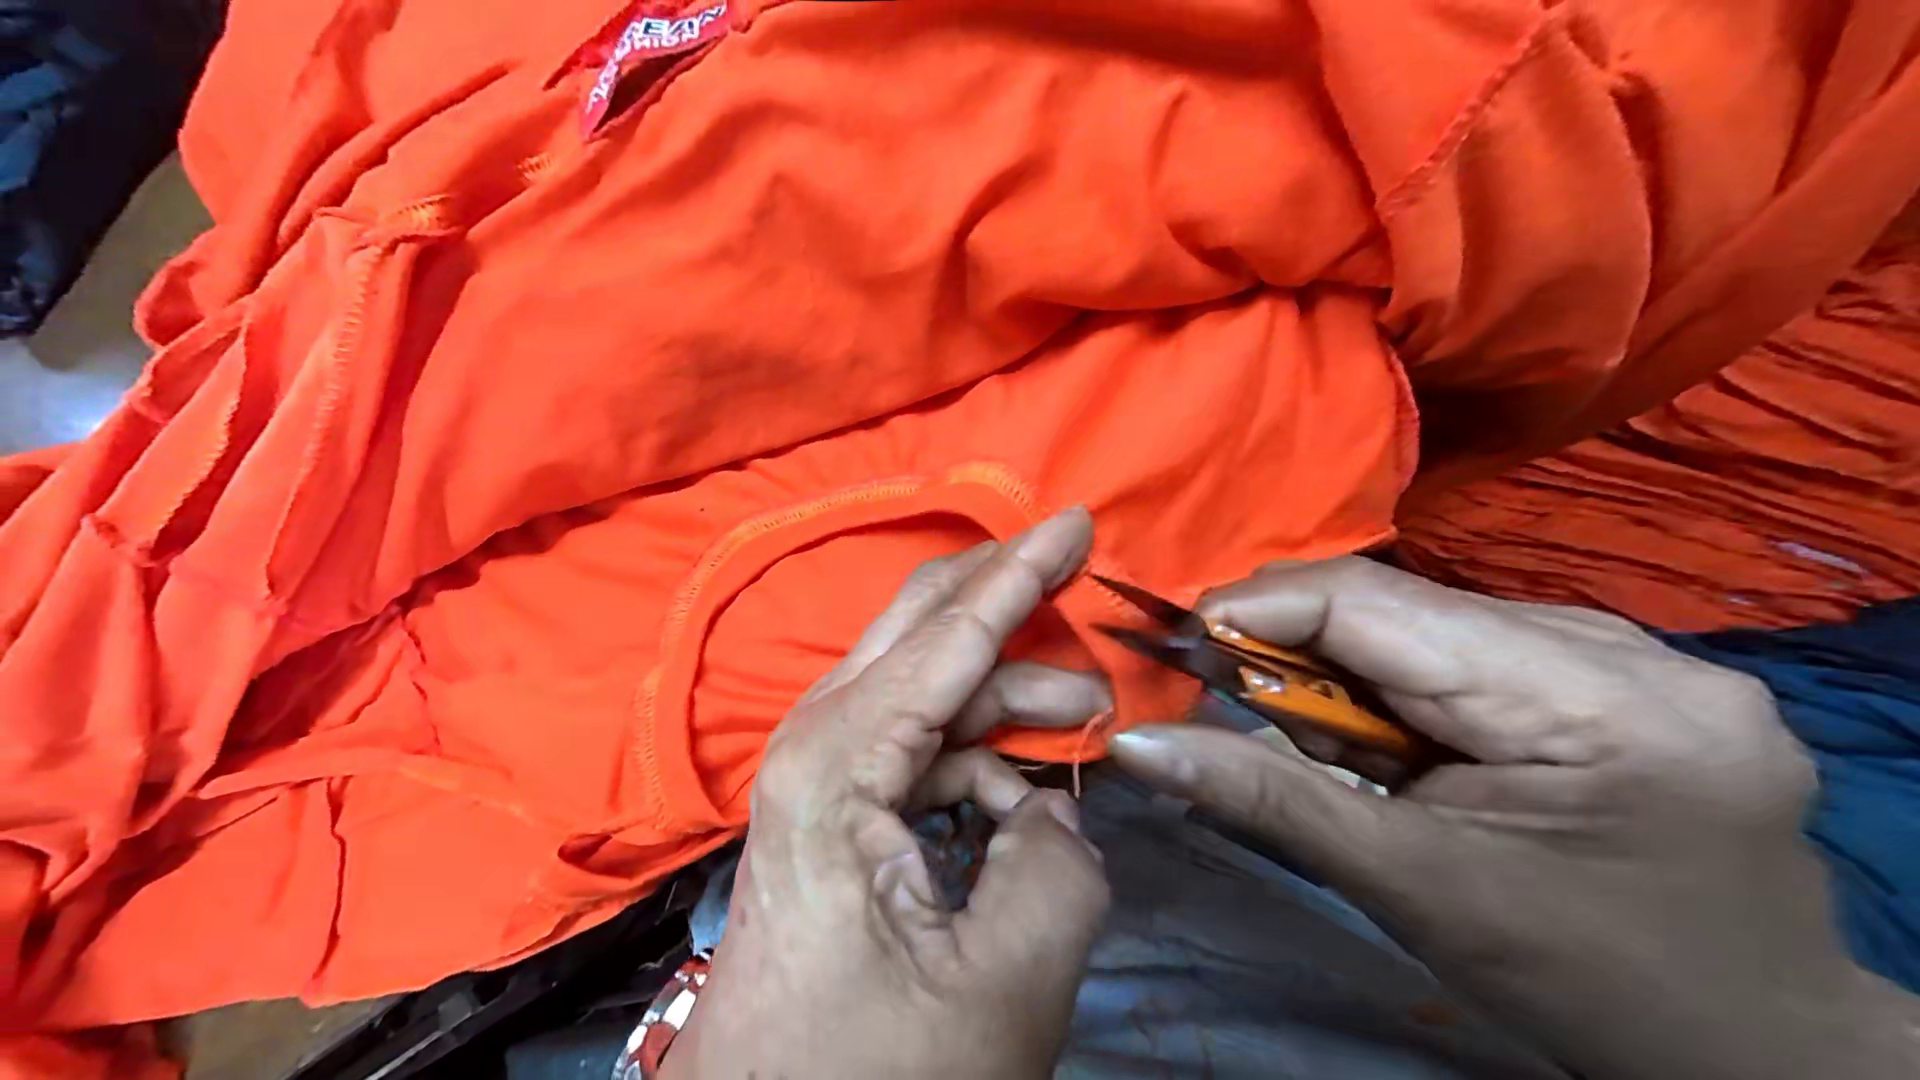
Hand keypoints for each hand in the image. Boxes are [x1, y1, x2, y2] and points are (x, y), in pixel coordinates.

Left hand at [664, 508, 1110, 1079]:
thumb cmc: (872, 1069)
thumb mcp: (1001, 983)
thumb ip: (1059, 868)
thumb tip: (1054, 808)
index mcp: (840, 758)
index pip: (952, 636)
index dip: (1023, 572)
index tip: (1074, 522)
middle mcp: (822, 737)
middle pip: (923, 625)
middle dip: (1004, 590)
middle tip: (1076, 566)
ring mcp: (828, 768)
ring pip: (931, 687)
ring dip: (1010, 692)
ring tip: (1086, 718)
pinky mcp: (841, 804)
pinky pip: (925, 747)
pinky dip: (983, 754)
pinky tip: (1029, 798)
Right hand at [1110, 558, 1919, 1079]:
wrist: (1751, 1042)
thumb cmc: (1588, 979)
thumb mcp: (1410, 887)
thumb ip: (1265, 798)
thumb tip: (1134, 743)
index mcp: (1593, 699)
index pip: (1373, 601)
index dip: (1255, 609)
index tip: (1176, 647)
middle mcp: (1612, 644)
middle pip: (1388, 603)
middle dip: (1290, 646)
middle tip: (1231, 700)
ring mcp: (1609, 647)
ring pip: (1407, 617)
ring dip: (1332, 667)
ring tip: (1320, 739)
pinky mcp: (1589, 665)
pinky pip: (1441, 642)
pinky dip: (1381, 680)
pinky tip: (1383, 736)